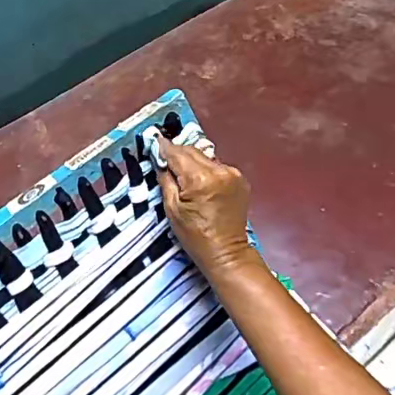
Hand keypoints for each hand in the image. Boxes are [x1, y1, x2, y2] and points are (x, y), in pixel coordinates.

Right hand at [158, 139, 258, 276]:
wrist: (227, 253)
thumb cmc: (195, 236)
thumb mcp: (172, 209)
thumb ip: (166, 180)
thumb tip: (161, 162)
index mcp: (200, 179)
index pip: (177, 154)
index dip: (164, 148)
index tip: (155, 141)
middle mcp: (219, 171)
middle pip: (192, 151)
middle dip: (178, 154)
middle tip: (165, 159)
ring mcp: (232, 174)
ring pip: (205, 157)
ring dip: (193, 161)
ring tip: (183, 174)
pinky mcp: (240, 179)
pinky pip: (217, 166)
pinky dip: (207, 169)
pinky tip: (202, 183)